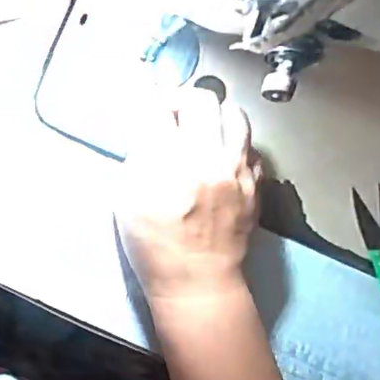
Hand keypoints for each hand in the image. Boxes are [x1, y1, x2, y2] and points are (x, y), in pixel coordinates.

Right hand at [115, 86, 259, 310]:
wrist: (196, 280)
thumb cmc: (152, 246)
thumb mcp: (125, 202)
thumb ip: (137, 162)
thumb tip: (149, 135)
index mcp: (167, 165)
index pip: (159, 110)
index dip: (150, 105)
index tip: (147, 110)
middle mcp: (206, 158)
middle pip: (201, 100)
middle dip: (182, 99)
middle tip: (172, 113)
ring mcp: (236, 169)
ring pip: (234, 114)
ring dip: (213, 114)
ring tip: (200, 128)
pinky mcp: (254, 182)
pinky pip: (249, 145)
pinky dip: (233, 142)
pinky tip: (219, 156)